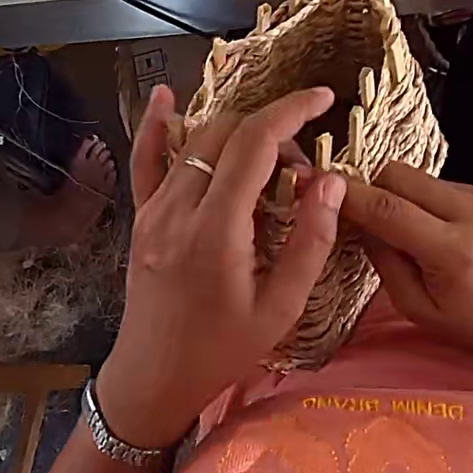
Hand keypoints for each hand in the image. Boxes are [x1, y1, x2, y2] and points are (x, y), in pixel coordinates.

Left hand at [95, 84, 346, 448]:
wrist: (154, 377)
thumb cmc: (222, 349)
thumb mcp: (281, 307)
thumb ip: (311, 241)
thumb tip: (331, 181)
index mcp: (216, 230)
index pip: (255, 143)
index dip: (292, 111)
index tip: (323, 99)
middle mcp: (179, 208)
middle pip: (227, 134)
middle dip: (273, 133)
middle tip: (300, 171)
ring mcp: (153, 209)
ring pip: (195, 140)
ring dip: (238, 134)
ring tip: (268, 163)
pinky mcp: (141, 216)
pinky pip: (145, 159)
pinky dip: (156, 125)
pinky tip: (164, 96)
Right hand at [339, 163, 472, 377]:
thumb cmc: (470, 323)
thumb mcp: (416, 306)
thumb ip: (383, 260)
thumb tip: (356, 220)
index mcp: (455, 252)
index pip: (389, 209)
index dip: (349, 197)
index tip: (317, 189)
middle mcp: (471, 214)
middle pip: (398, 175)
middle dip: (368, 188)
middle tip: (353, 214)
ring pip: (411, 174)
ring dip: (390, 193)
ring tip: (389, 226)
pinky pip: (428, 183)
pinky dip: (411, 197)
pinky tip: (416, 225)